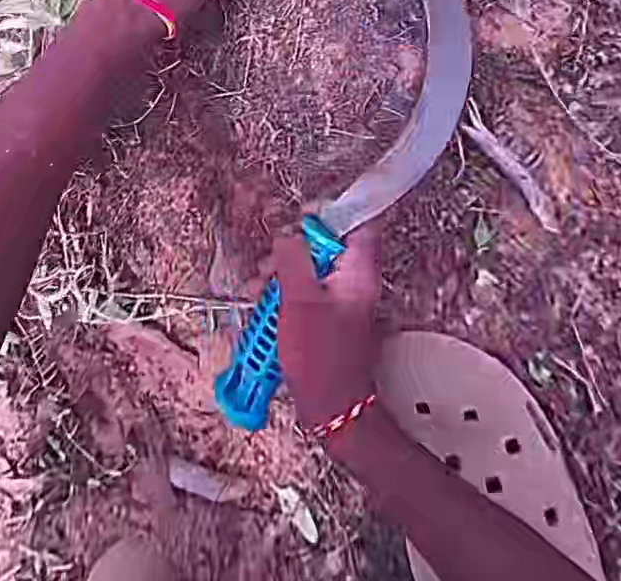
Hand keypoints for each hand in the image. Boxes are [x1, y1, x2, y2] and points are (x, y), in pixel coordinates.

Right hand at [273, 226, 380, 427]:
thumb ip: (293, 258)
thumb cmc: (321, 357)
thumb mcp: (300, 299)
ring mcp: (341, 299)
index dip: (329, 213)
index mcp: (358, 271)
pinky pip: (305, 290)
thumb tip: (287, 231)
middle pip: (325, 245)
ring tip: (262, 289)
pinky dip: (285, 293)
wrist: (331, 408)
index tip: (302, 216)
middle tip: (272, 265)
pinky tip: (267, 306)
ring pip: (310, 267)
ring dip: (282, 273)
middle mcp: (354, 281)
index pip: (358, 222)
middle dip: (292, 250)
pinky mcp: (327, 315)